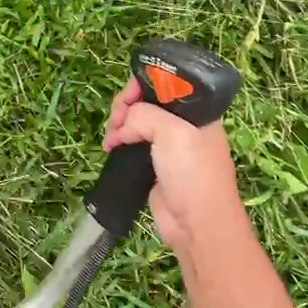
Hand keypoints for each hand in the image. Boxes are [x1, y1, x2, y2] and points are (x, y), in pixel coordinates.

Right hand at [102, 77, 248, 258]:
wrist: (197, 224)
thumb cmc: (192, 172)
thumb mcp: (171, 131)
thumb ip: (143, 114)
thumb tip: (122, 126)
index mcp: (197, 112)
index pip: (166, 84)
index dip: (143, 84)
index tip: (127, 96)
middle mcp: (183, 125)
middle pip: (146, 101)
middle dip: (126, 105)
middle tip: (117, 121)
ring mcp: (167, 145)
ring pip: (134, 120)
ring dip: (118, 124)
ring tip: (112, 138)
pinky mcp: (153, 163)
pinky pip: (130, 141)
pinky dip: (117, 140)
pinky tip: (110, 146)